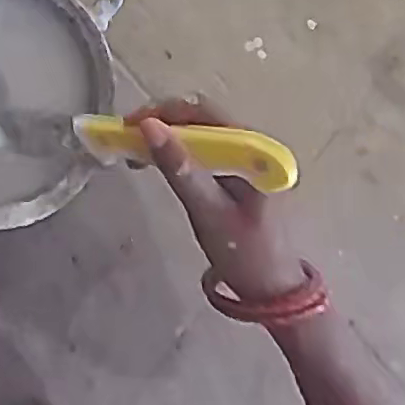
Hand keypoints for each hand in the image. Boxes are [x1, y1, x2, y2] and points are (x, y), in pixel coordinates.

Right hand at [128, 95, 306, 301]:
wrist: (275, 292)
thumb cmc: (245, 254)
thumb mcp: (207, 212)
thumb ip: (180, 168)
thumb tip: (149, 126)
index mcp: (254, 149)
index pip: (204, 112)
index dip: (164, 112)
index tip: (132, 125)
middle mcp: (252, 143)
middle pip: (200, 116)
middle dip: (161, 121)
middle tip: (128, 136)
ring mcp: (246, 154)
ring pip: (199, 129)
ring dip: (166, 134)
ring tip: (137, 149)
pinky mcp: (238, 167)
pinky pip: (203, 145)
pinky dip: (177, 148)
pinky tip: (157, 160)